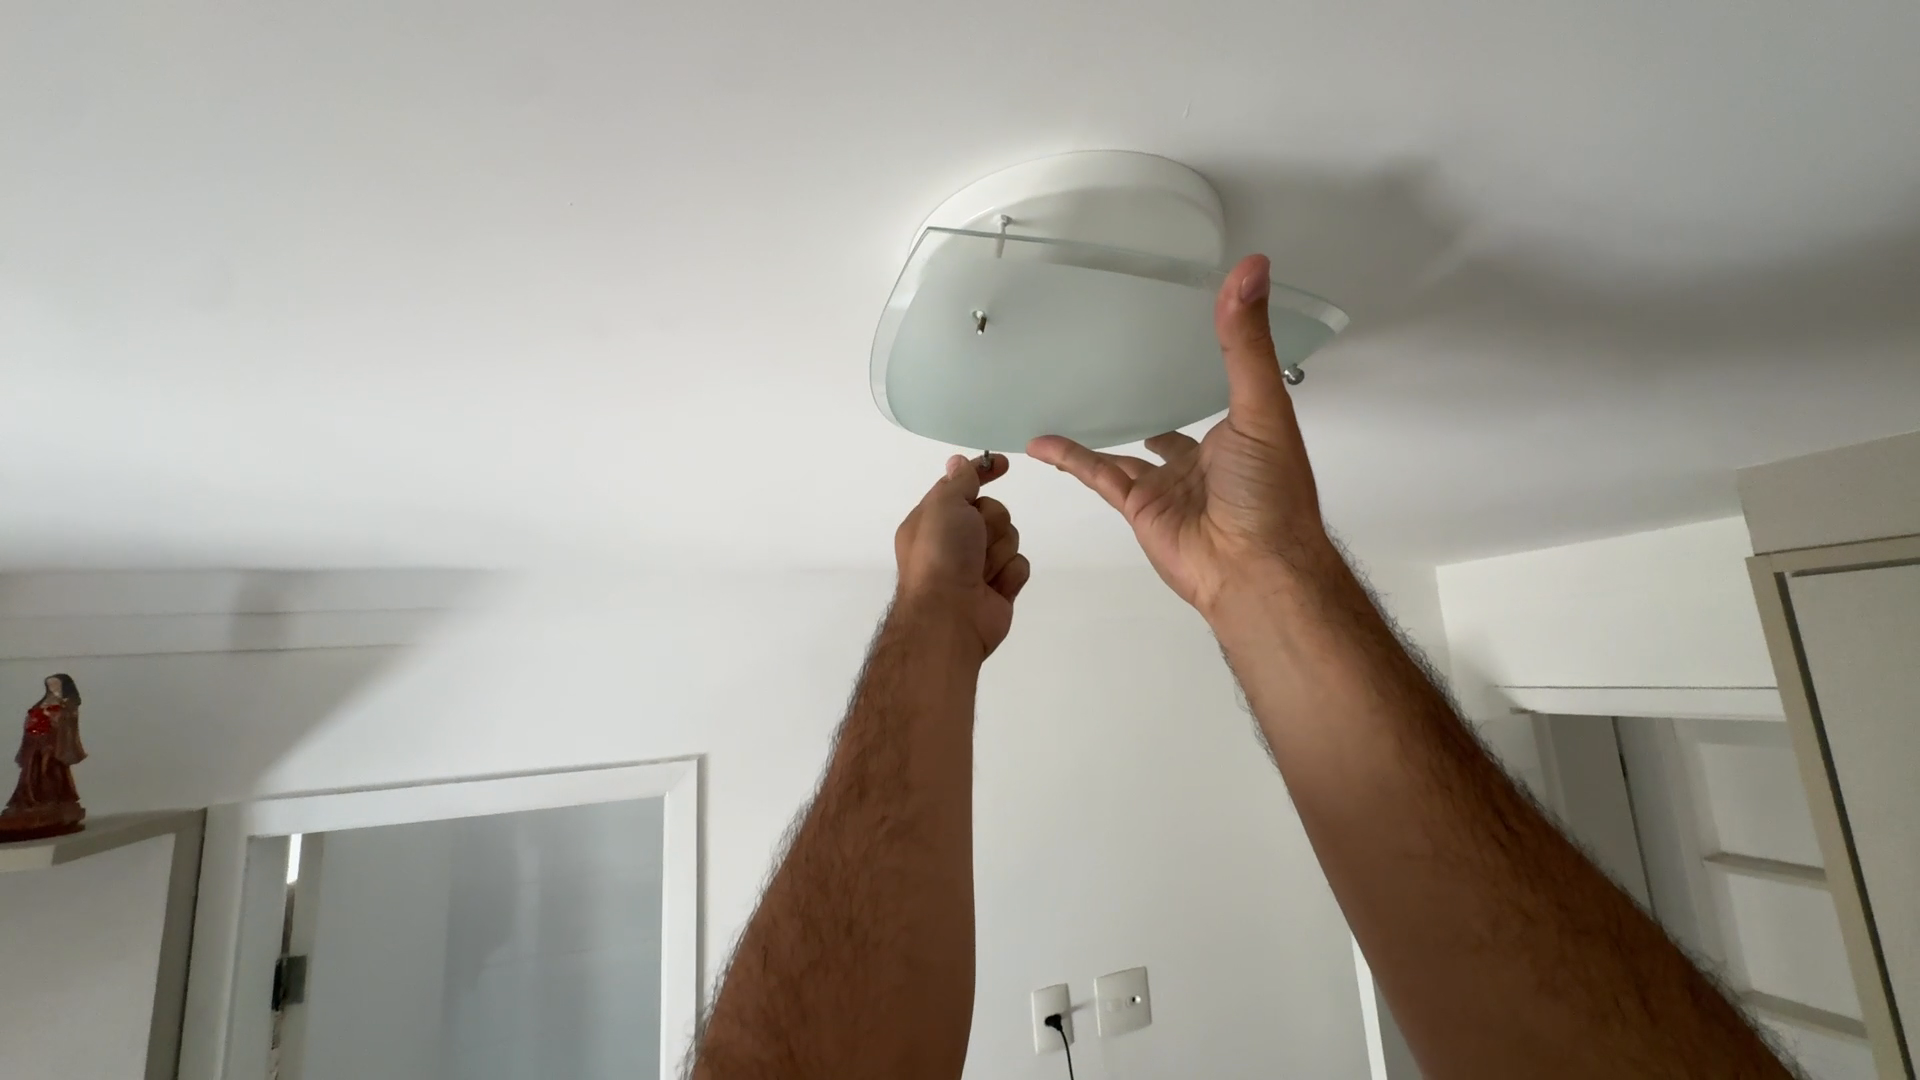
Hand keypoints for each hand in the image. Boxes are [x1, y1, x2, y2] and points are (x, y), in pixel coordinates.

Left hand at [894, 454, 1031, 655]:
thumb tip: (958, 462)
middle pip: (993, 511)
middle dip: (990, 522)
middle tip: (975, 539)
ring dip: (999, 550)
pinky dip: (1009, 574)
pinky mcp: (1000, 588)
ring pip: (1009, 537)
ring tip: (981, 570)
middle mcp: (954, 541)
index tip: (1003, 464)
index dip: (982, 473)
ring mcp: (978, 566)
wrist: (949, 616)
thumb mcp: (943, 506)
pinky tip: (994, 587)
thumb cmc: (940, 556)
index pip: (961, 486)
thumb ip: (958, 482)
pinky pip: (1019, 564)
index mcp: (932, 520)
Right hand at [1028, 254, 1337, 616]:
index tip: (1169, 332)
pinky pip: (1097, 475)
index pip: (1210, 392)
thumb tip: (1252, 266)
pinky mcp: (1136, 506)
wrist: (1251, 567)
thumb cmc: (1267, 489)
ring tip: (1066, 397)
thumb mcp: (1261, 407)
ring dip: (1096, 429)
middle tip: (1110, 365)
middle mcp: (1200, 459)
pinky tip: (1041, 440)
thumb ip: (1246, 344)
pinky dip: (1069, 457)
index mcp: (1236, 433)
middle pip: (1164, 423)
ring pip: (1122, 451)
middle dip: (1143, 401)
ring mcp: (1165, 485)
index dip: (1192, 365)